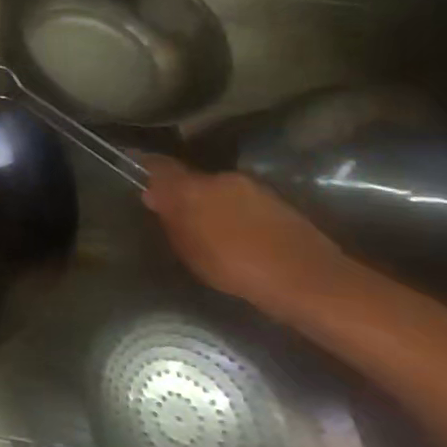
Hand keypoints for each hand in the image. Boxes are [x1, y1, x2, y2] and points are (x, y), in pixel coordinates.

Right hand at [139, 156, 357, 317]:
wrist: (310, 280)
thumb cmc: (236, 267)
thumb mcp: (189, 250)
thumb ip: (170, 219)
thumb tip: (154, 196)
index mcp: (192, 186)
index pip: (159, 166)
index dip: (145, 167)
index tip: (136, 172)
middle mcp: (222, 178)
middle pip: (193, 179)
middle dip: (185, 193)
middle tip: (180, 217)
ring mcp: (254, 188)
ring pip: (221, 191)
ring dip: (214, 205)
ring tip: (213, 232)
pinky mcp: (280, 203)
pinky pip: (245, 203)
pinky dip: (237, 215)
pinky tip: (242, 239)